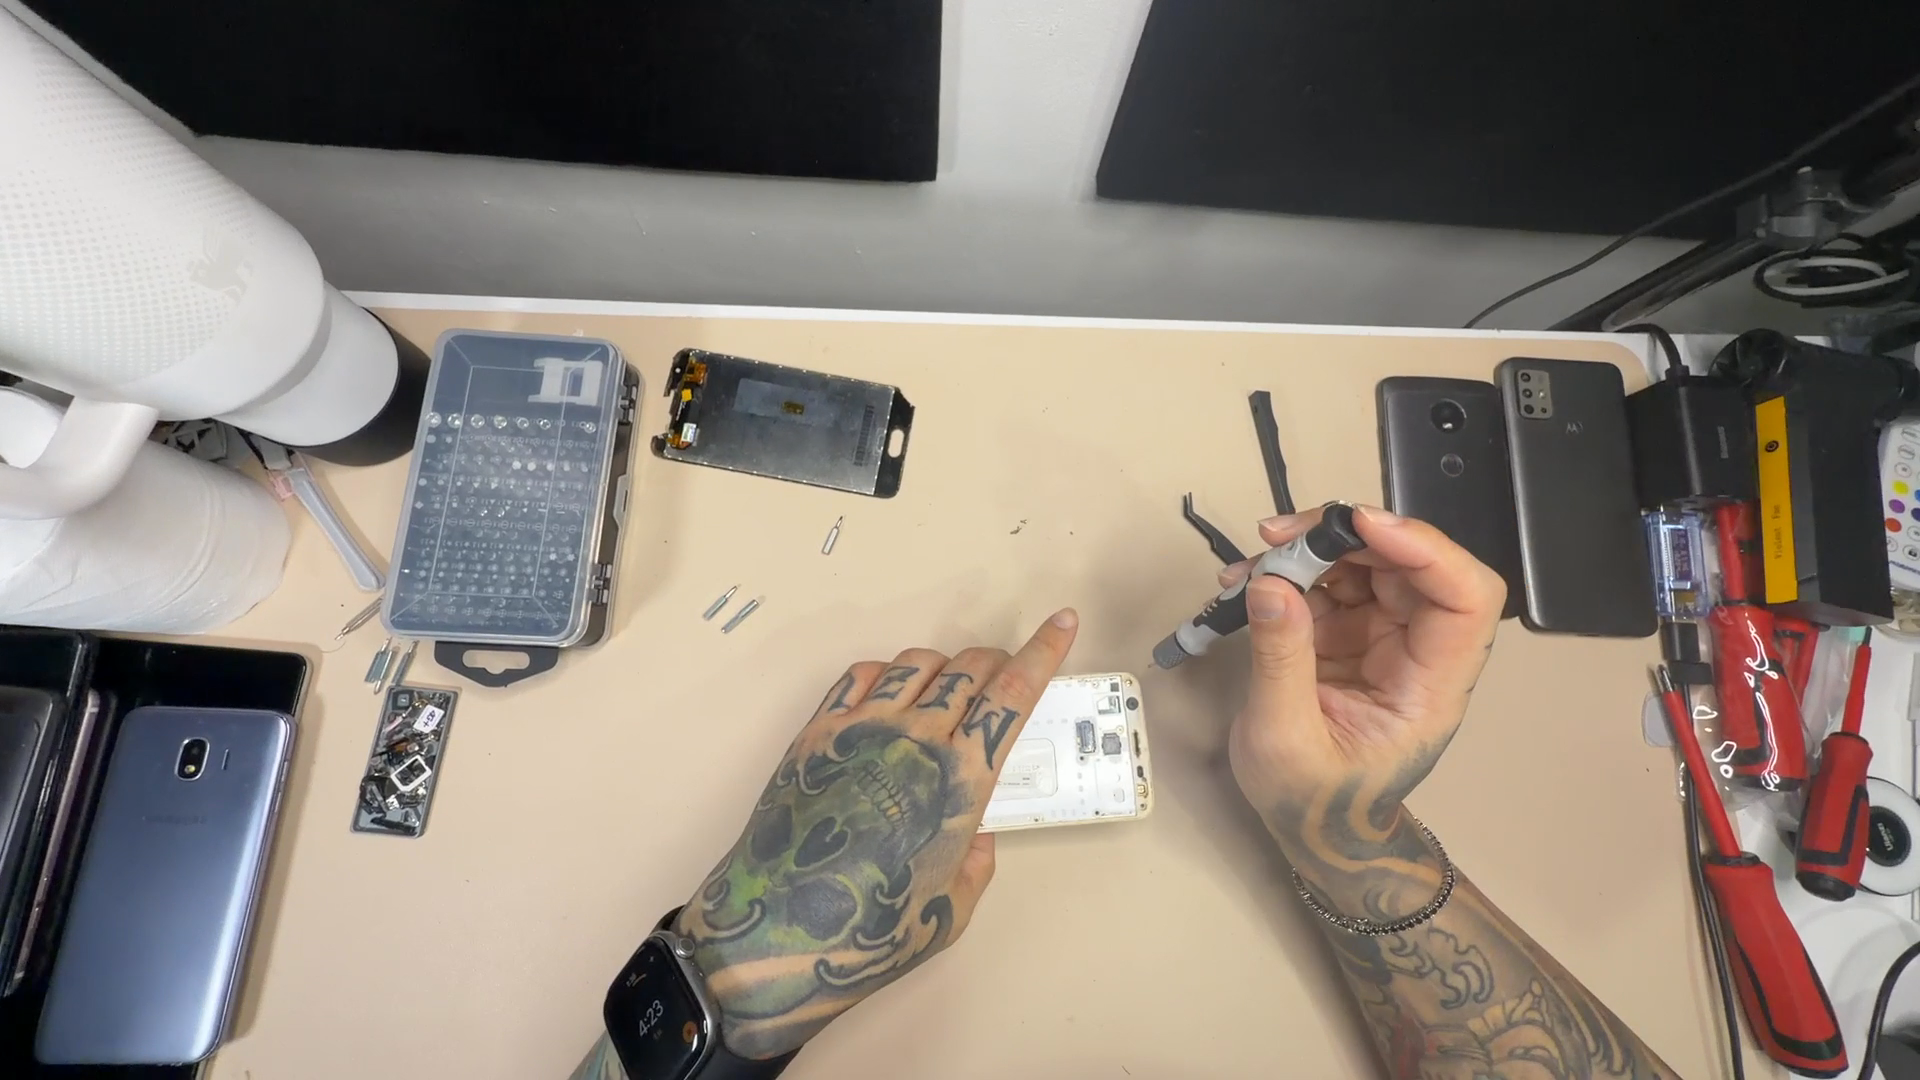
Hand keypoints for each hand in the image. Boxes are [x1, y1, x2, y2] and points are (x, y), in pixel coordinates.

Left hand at [674, 610, 1079, 1059]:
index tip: (1062, 621)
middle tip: (1001, 676)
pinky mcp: (820, 730)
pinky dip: (889, 673)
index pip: (1014, 694)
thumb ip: (977, 859)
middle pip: (970, 668)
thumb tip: (976, 829)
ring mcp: (864, 726)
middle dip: (997, 661)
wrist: (778, 931)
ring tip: (945, 692)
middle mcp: (916, 737)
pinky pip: (862, 674)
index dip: (1044, 651)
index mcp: (960, 778)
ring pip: (918, 663)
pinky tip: (890, 696)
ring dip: (945, 667)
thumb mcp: (954, 907)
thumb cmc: (875, 930)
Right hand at [1219, 505, 1504, 903]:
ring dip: (1305, 553)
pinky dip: (1284, 575)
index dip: (1424, 549)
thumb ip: (1281, 658)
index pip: (1463, 598)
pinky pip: (1323, 586)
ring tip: (1246, 567)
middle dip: (1342, 538)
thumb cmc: (1312, 800)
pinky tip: (1243, 583)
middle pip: (1406, 567)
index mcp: (1430, 684)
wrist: (1310, 827)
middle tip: (1274, 536)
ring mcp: (1379, 640)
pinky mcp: (1343, 637)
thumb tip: (1269, 582)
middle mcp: (1416, 651)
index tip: (1356, 525)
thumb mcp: (1285, 736)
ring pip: (1361, 567)